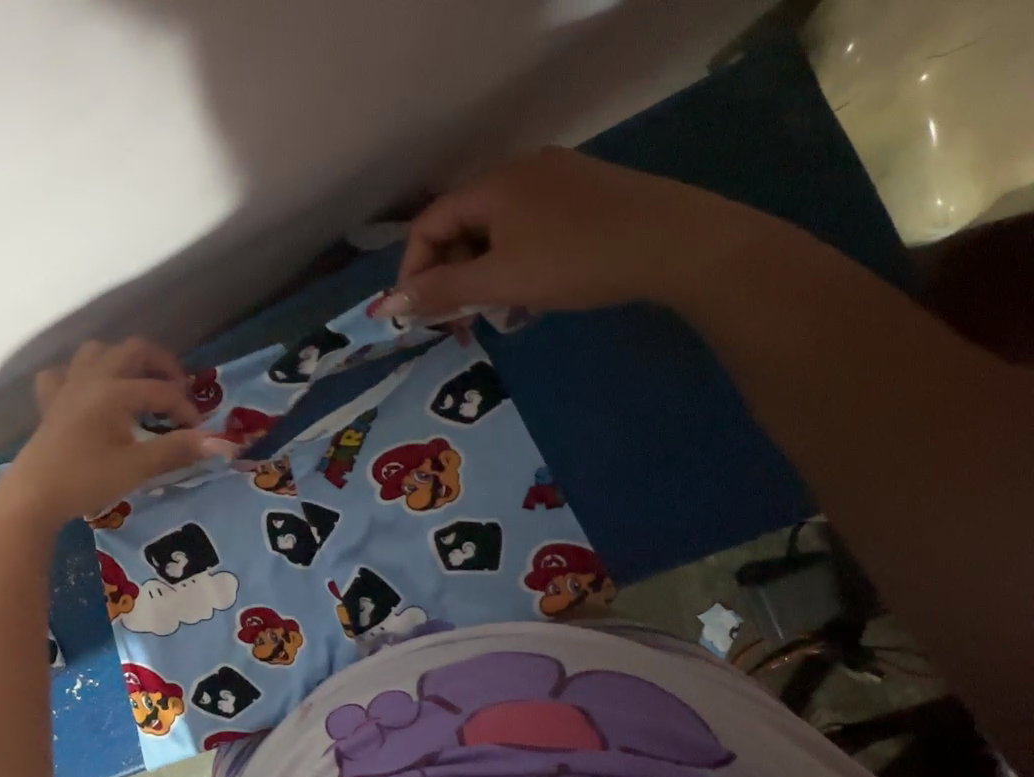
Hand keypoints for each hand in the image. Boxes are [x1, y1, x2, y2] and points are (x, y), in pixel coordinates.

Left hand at [0, 339, 215, 526]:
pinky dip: (79, 376)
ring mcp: (66, 387)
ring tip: (138, 384)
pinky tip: (89, 394)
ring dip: (122, 361)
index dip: (186, 410)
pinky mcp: (50, 404)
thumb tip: (225, 444)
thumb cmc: (85, 481)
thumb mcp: (137, 468)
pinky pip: (63, 374)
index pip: (163, 391)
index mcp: (115, 390)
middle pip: (133, 350)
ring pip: (96, 352)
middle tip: (178, 390)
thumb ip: (178, 450)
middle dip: (162, 365)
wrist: (32, 497)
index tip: (199, 434)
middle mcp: (91, 378)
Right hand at [384, 147, 773, 319]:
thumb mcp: (499, 282)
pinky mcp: (585, 191)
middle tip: (458, 317)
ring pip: (495, 228)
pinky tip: (530, 287)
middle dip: (450, 274)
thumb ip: (438, 291)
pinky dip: (514, 258)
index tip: (418, 313)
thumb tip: (383, 305)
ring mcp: (556, 177)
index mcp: (492, 184)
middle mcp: (519, 170)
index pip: (428, 226)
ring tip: (495, 308)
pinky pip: (528, 225)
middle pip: (461, 225)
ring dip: (482, 270)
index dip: (413, 271)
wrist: (682, 244)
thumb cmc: (577, 261)